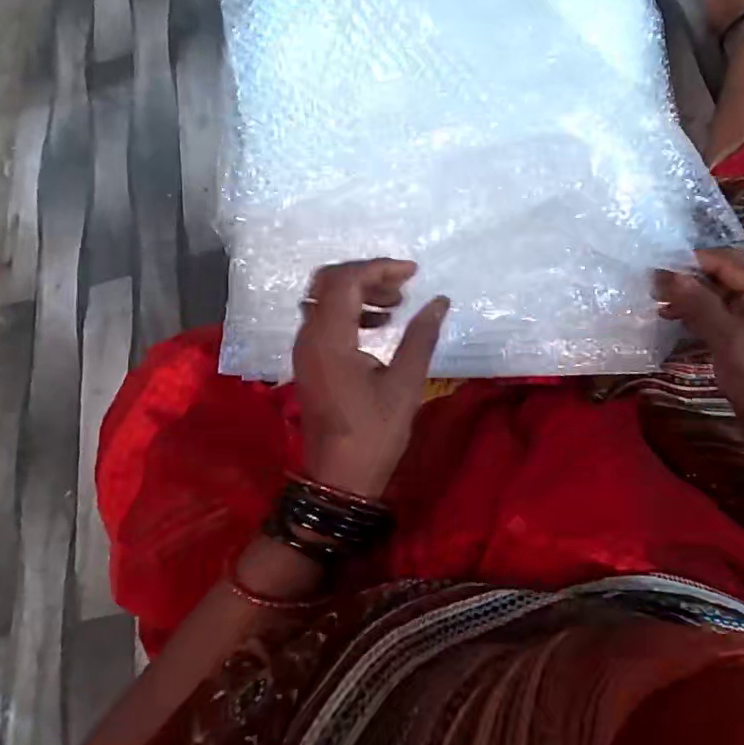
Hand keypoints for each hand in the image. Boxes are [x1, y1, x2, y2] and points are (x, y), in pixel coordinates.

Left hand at [293, 259, 449, 498]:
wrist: (339, 476)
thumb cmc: (374, 433)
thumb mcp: (405, 384)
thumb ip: (421, 336)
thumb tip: (439, 302)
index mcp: (329, 338)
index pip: (346, 280)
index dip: (380, 268)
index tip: (413, 273)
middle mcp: (309, 336)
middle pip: (329, 281)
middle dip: (367, 275)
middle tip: (402, 286)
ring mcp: (304, 349)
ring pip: (324, 298)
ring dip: (358, 292)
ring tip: (395, 306)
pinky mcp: (309, 361)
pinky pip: (323, 319)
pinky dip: (349, 312)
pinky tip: (378, 326)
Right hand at [655, 248, 743, 465]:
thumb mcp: (731, 343)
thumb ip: (701, 306)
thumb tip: (668, 274)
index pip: (727, 262)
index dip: (690, 262)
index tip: (653, 269)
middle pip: (723, 275)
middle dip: (688, 277)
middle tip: (650, 285)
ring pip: (719, 294)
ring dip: (689, 295)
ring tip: (656, 301)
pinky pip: (720, 313)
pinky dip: (697, 312)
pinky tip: (673, 317)